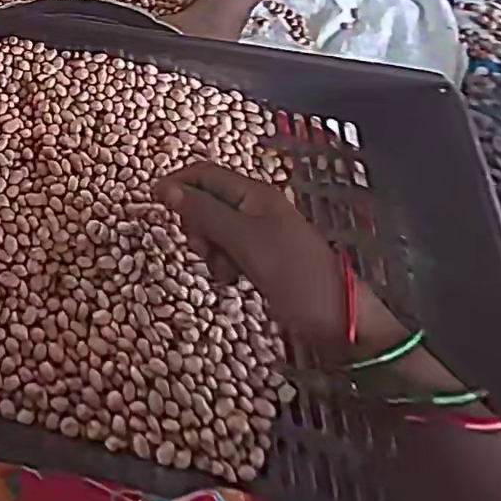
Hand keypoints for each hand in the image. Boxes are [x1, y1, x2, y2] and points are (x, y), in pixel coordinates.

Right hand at [153, 162, 354, 348]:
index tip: (153, 201)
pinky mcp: (263, 257)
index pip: (203, 173)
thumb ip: (203, 211)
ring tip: (220, 268)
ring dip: (207, 245)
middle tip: (198, 246)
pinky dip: (222, 261)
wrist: (346, 327)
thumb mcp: (243, 241)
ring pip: (214, 227)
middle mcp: (256, 207)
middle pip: (206, 199)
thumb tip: (164, 188)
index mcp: (254, 194)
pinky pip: (228, 249)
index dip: (176, 182)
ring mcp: (261, 233)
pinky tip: (231, 278)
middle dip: (194, 221)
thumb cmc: (295, 276)